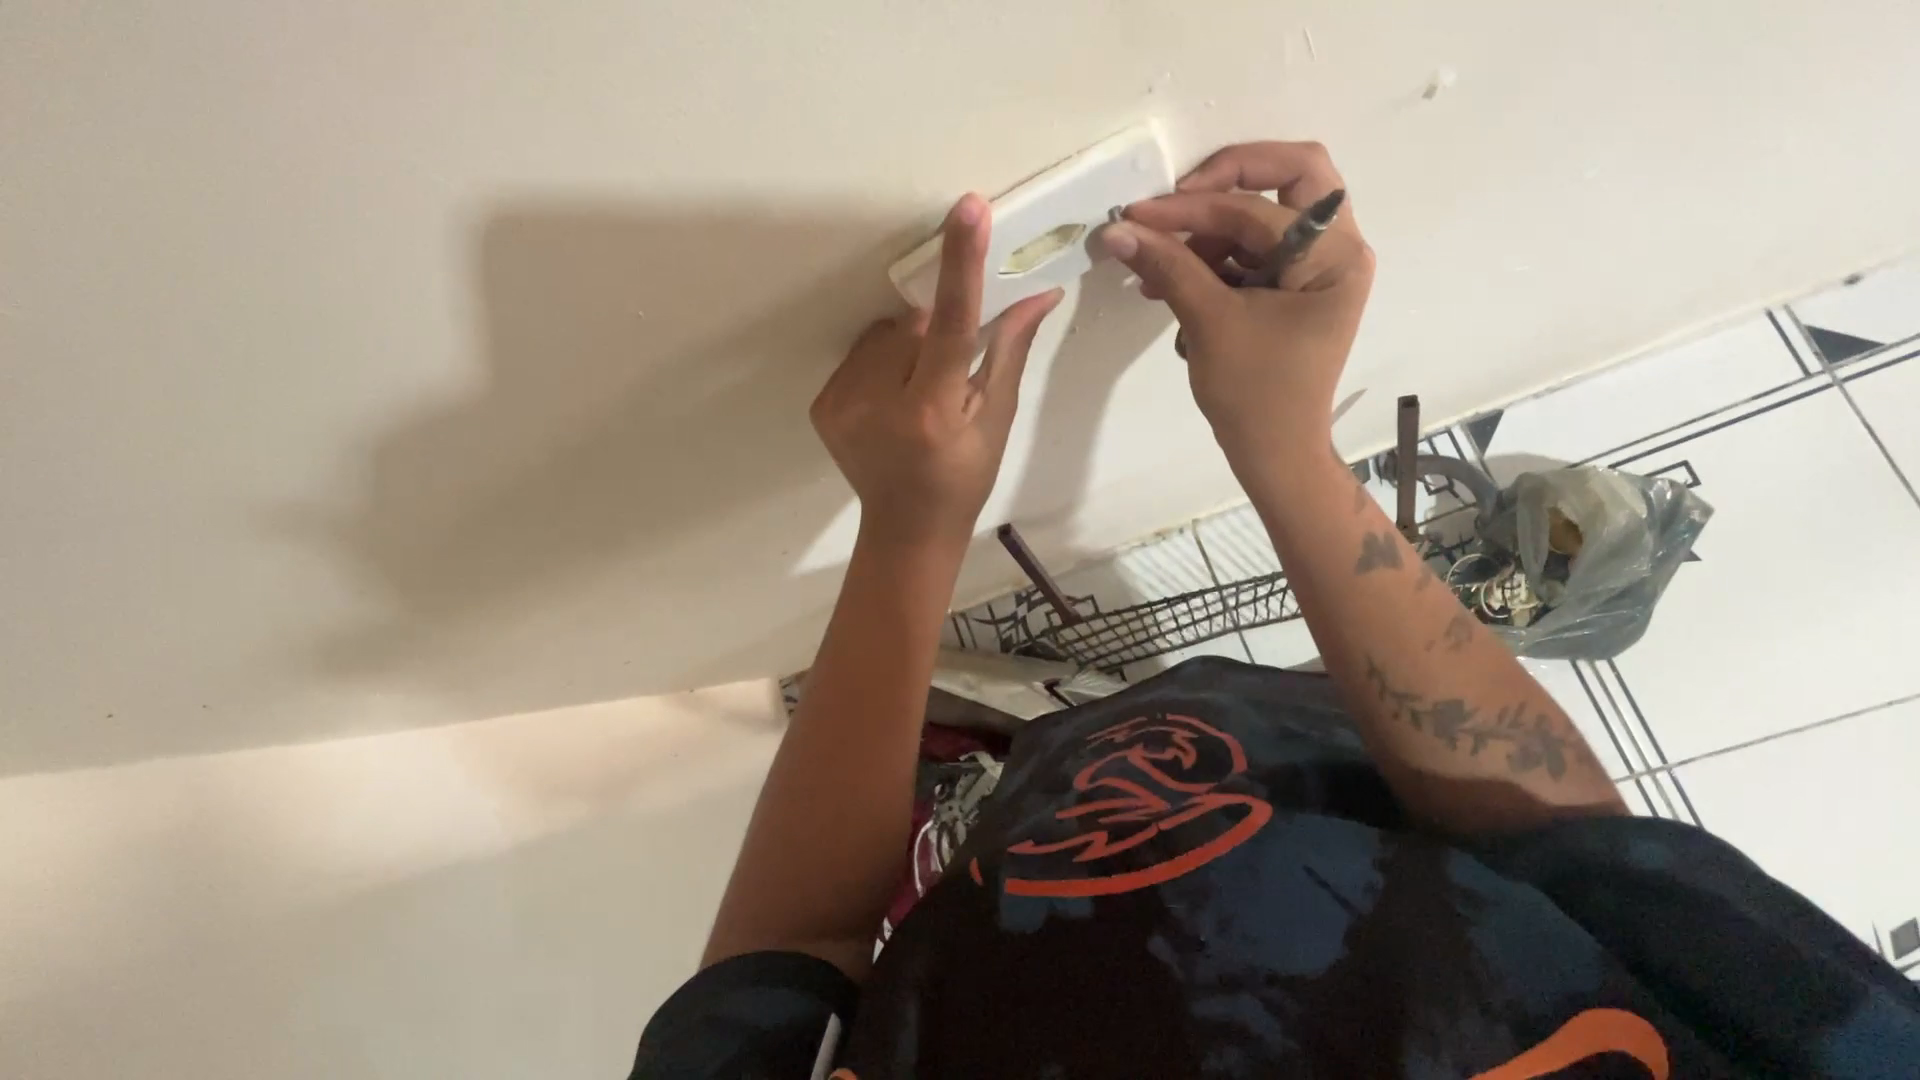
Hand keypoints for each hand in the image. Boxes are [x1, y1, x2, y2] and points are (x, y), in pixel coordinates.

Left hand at [812, 194, 1063, 549]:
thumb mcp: (996, 419)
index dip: (961, 265)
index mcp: (931, 411)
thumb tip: (1042, 291)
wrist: (905, 527)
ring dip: (906, 347)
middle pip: (914, 325)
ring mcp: (843, 405)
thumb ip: (1009, 351)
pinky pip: (859, 355)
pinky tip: (891, 402)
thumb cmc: (963, 477)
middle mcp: (879, 404)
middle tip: (945, 379)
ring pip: (883, 335)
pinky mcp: (822, 406)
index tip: (968, 209)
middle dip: (934, 336)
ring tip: (915, 393)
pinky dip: (880, 365)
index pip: (951, 325)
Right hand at [1100, 141, 1374, 477]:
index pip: (1259, 204)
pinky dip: (1211, 262)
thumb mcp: (1210, 323)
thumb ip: (1168, 266)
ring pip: (1261, 217)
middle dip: (1225, 183)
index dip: (1194, 206)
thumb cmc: (1256, 394)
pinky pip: (1250, 254)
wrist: (1274, 453)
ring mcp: (1314, 269)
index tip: (1139, 216)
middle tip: (1174, 203)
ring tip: (1157, 266)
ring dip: (1208, 233)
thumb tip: (1118, 229)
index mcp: (1335, 254)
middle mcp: (1336, 249)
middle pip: (1288, 178)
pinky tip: (1169, 285)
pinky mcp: (1290, 289)